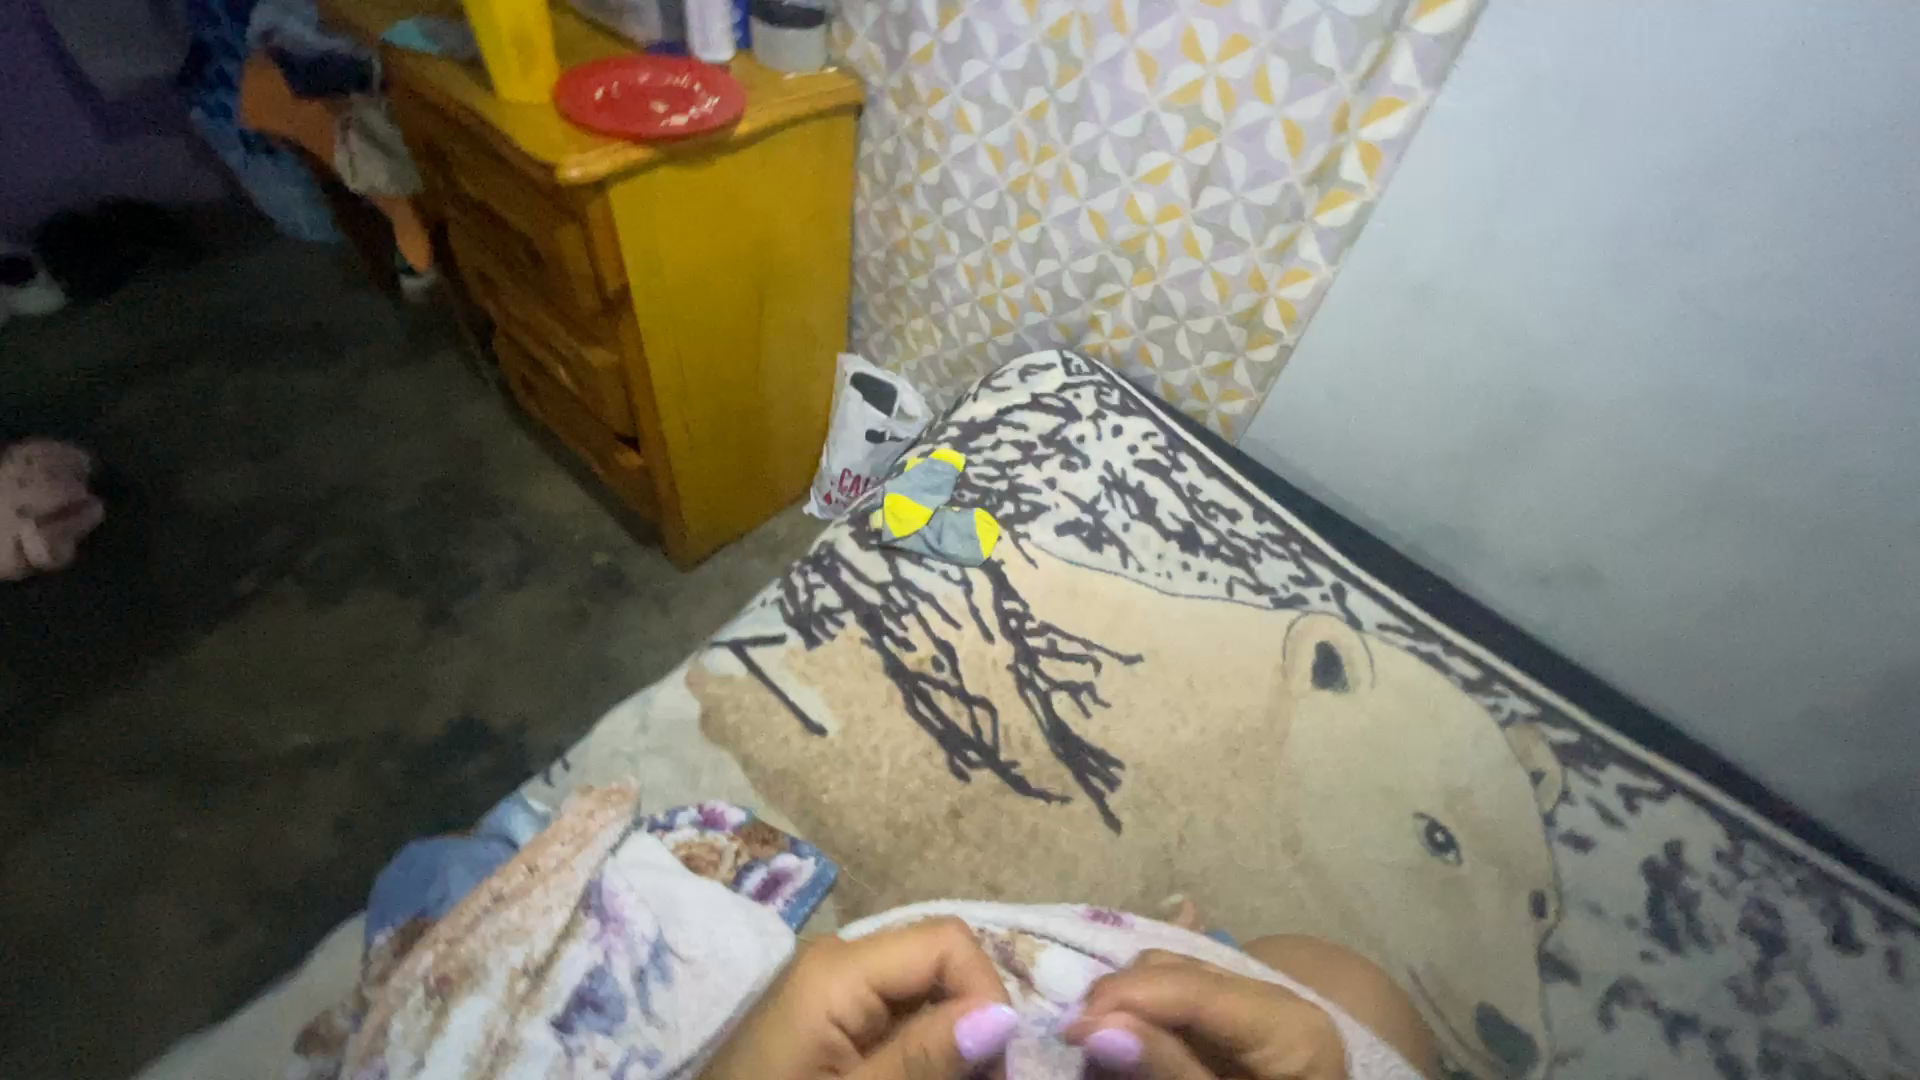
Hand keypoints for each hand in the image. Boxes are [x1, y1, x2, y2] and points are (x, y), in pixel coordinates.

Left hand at [699, 916, 1018, 1079]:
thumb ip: (923, 1057)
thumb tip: (1005, 1013)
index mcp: (840, 966)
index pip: (947, 940)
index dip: (985, 994)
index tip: (995, 1070)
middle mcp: (841, 957)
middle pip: (940, 963)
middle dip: (972, 1024)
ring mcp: (834, 984)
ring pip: (925, 992)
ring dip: (951, 1043)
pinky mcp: (830, 1013)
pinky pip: (897, 1013)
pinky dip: (922, 1049)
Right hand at [1063, 951, 1347, 1079]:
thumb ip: (1169, 1068)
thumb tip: (1098, 1027)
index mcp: (1289, 1021)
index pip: (1192, 986)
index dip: (1126, 996)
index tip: (1071, 1024)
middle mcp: (1271, 994)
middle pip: (1176, 970)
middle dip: (1121, 998)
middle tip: (1077, 1040)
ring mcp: (1253, 1001)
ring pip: (1170, 975)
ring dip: (1128, 1003)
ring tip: (1097, 1039)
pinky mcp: (1236, 1017)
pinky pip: (1179, 997)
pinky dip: (1147, 1013)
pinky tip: (1124, 1030)